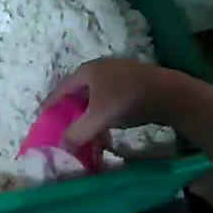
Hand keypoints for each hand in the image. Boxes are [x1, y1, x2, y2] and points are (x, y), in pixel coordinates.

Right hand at [46, 58, 178, 145]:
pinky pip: (110, 98)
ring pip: (96, 96)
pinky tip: (108, 126)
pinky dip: (104, 112)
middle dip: (71, 110)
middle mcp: (100, 68)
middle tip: (64, 127)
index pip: (61, 89)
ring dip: (89, 113)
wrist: (169, 94)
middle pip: (78, 91)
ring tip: (87, 130)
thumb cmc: (127, 101)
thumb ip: (78, 132)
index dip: (51, 105)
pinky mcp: (133, 82)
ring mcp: (118, 73)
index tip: (43, 119)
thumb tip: (63, 144)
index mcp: (87, 71)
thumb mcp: (98, 118)